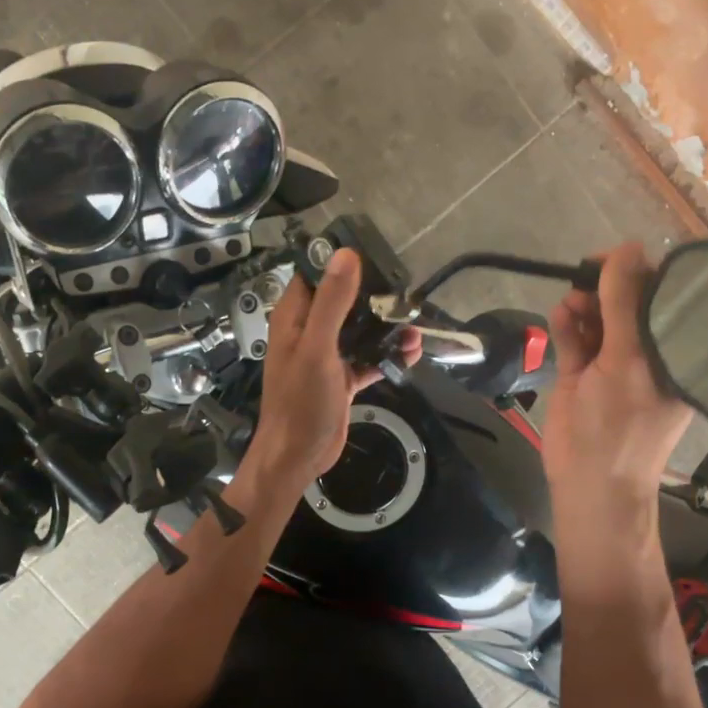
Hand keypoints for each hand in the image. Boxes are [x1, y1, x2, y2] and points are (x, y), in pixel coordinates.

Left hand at [250, 249, 422, 480]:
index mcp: (293, 318)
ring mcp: (326, 357)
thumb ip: (332, 303)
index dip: (338, 261)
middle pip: (342, 301)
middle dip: (371, 294)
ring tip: (414, 325)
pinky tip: (411, 352)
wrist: (297, 456)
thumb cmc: (300, 402)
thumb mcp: (317, 348)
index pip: (313, 275)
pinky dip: (387, 356)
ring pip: (359, 331)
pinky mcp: (341, 380)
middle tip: (403, 289)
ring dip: (385, 328)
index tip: (372, 251)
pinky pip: (367, 359)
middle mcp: (308, 332)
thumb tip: (347, 254)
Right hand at [543, 243, 692, 530]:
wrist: (590, 482)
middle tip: (585, 281)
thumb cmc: (619, 425)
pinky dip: (567, 324)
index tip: (611, 261)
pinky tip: (560, 317)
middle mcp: (645, 350)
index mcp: (673, 349)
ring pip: (598, 316)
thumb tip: (625, 249)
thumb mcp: (626, 360)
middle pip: (626, 301)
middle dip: (605, 287)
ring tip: (571, 306)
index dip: (638, 272)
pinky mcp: (581, 375)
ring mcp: (611, 363)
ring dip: (583, 304)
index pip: (662, 295)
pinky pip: (575, 338)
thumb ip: (625, 304)